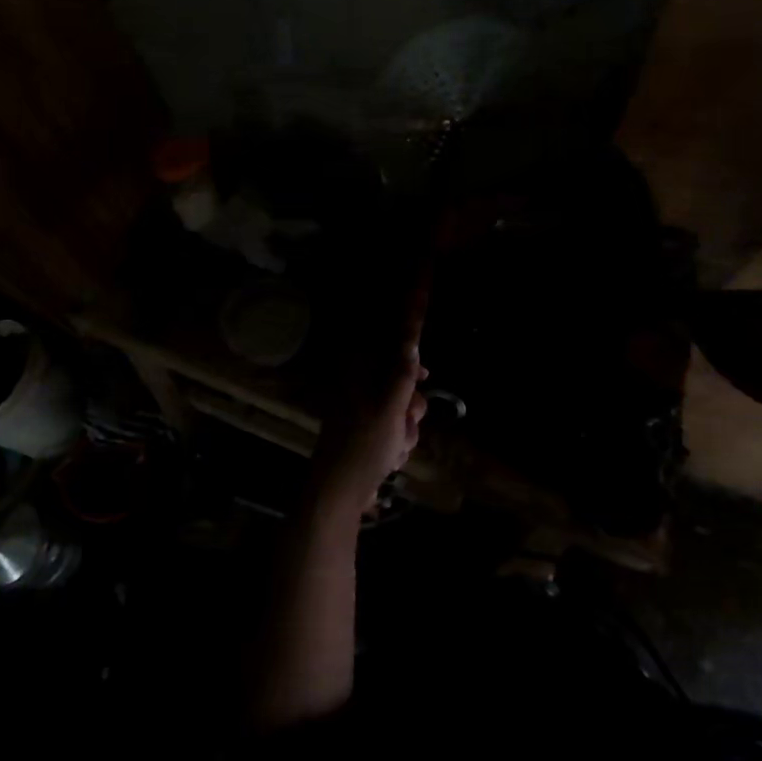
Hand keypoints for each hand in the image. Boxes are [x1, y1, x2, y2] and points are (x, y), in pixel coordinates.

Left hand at [311, 283, 429, 513]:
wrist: (339, 488)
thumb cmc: (363, 446)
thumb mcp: (390, 409)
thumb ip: (403, 374)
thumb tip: (412, 341)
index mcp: (359, 368)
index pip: (390, 332)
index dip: (409, 308)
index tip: (422, 272)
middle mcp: (361, 378)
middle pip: (405, 372)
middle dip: (412, 400)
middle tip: (404, 419)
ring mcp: (366, 401)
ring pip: (407, 400)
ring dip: (407, 424)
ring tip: (394, 443)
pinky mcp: (370, 421)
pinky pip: (400, 421)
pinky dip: (401, 437)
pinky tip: (392, 454)